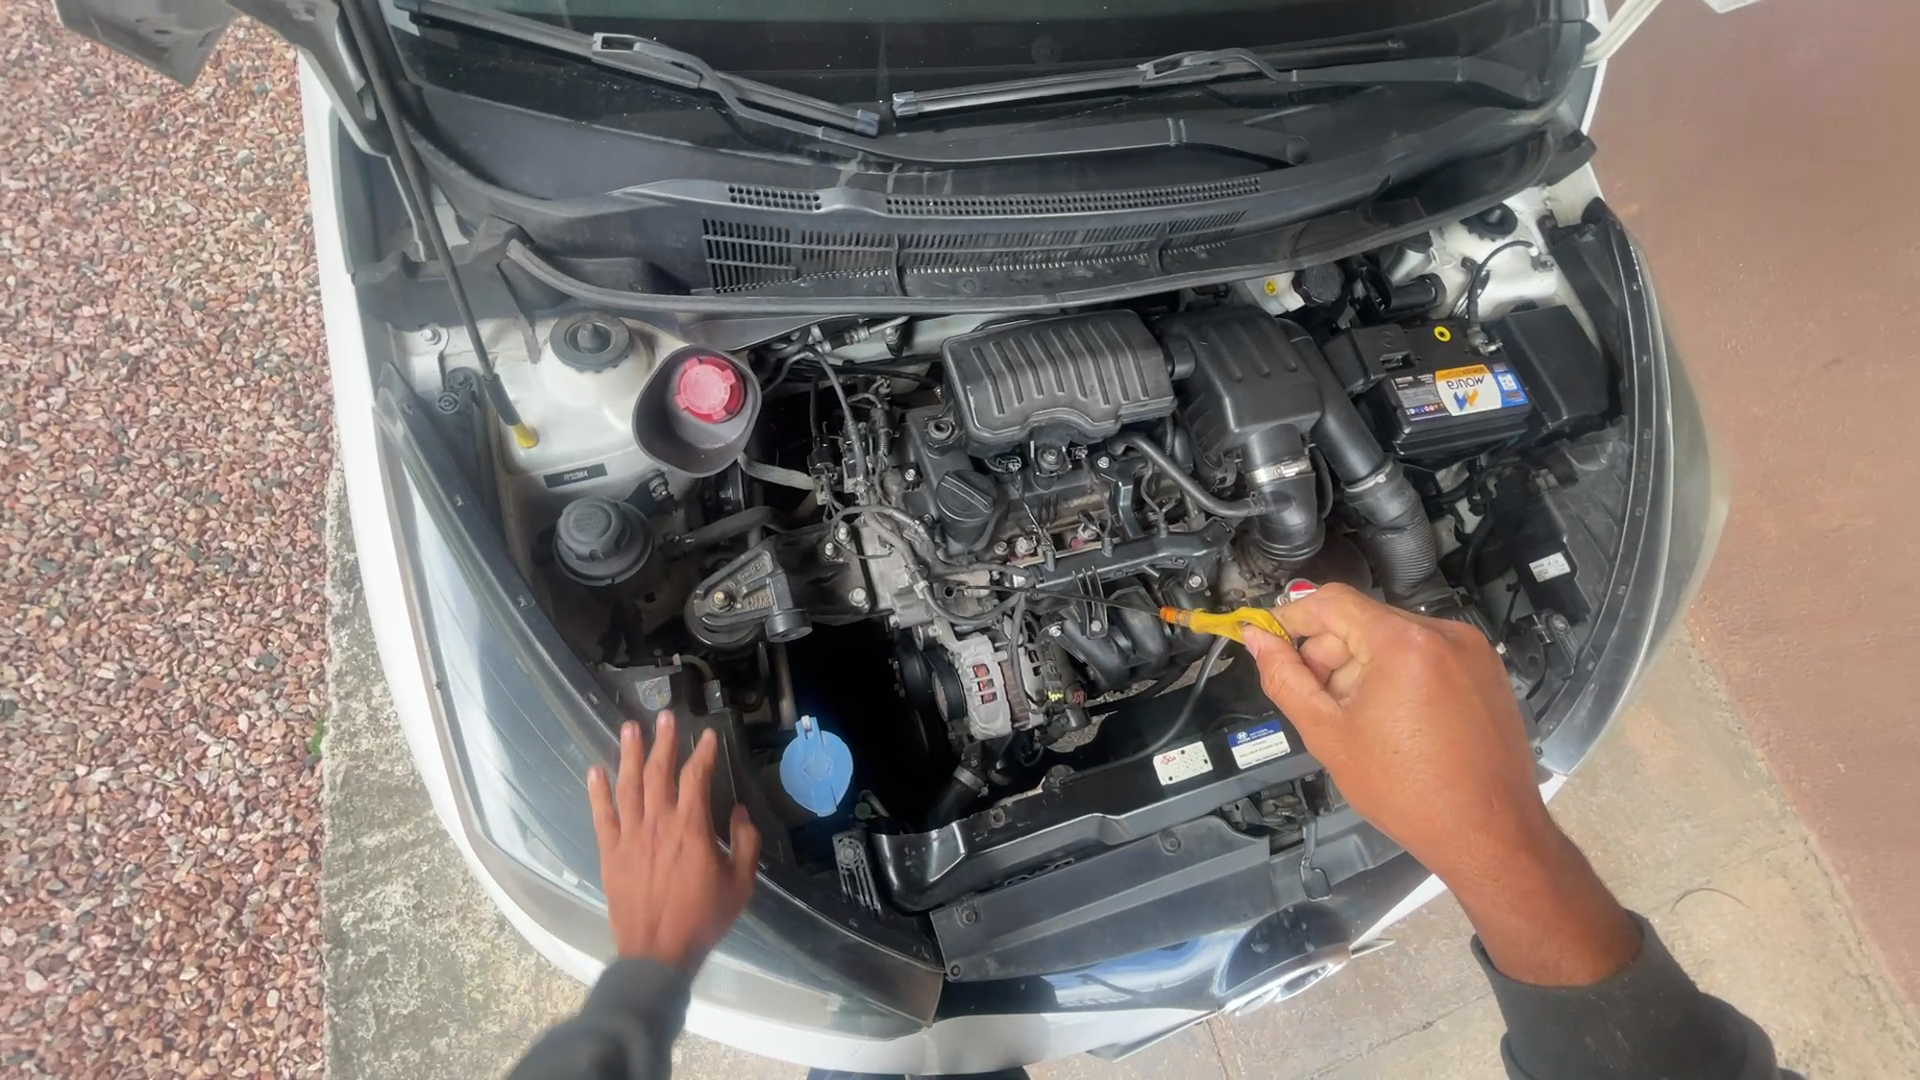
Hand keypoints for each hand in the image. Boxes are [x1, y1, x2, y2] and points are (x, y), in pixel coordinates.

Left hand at [588, 711, 760, 969]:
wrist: (657, 955)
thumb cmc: (703, 917)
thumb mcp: (741, 882)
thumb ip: (745, 842)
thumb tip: (740, 811)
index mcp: (691, 828)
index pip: (696, 778)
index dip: (703, 753)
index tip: (709, 735)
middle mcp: (658, 824)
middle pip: (658, 773)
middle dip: (663, 742)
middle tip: (664, 716)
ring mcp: (629, 838)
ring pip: (628, 787)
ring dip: (629, 755)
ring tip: (630, 728)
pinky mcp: (610, 854)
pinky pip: (602, 816)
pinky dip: (597, 792)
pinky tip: (596, 770)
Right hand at [1242, 584, 1637, 984]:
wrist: (1491, 838)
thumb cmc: (1405, 790)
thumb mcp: (1326, 732)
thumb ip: (1284, 677)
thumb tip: (1256, 638)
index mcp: (1403, 643)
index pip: (1331, 601)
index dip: (1291, 618)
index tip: (1270, 643)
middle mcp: (1443, 633)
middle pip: (1360, 620)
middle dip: (1328, 654)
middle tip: (1319, 701)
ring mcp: (1471, 650)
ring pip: (1388, 637)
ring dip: (1360, 666)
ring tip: (1359, 717)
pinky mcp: (1485, 670)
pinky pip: (1421, 653)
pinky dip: (1394, 673)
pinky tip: (1392, 718)